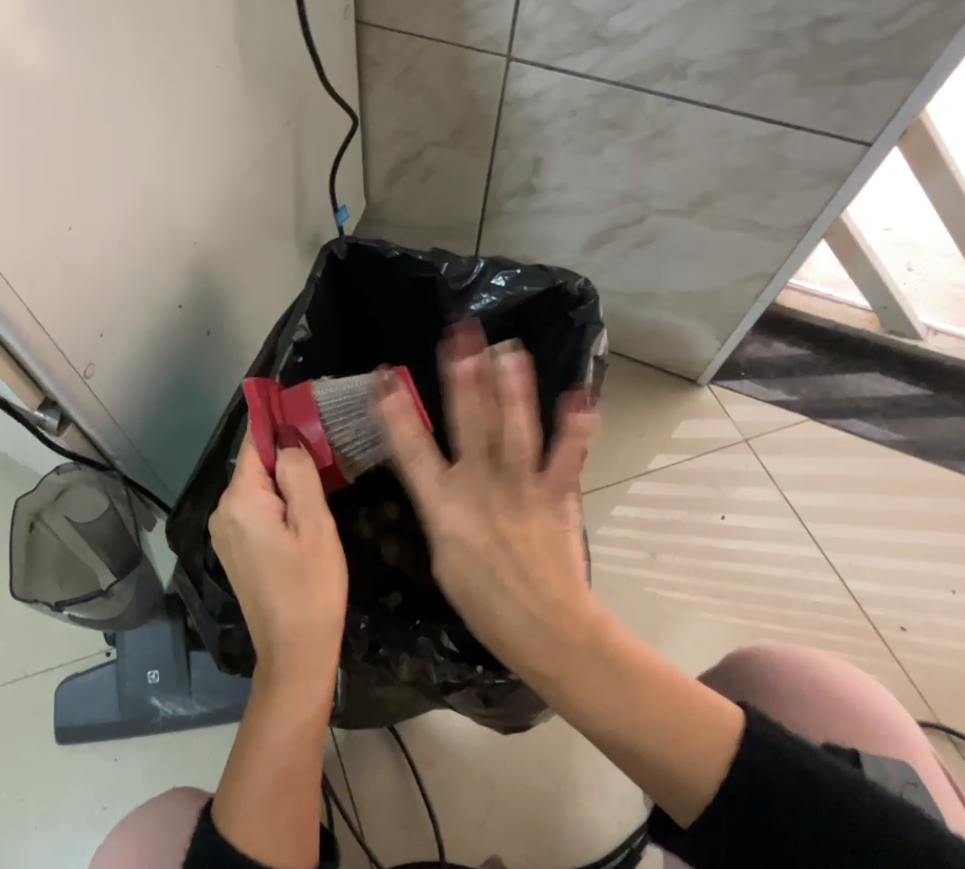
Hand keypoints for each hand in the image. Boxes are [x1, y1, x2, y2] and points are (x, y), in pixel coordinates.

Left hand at [209, 436, 348, 691]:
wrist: (294, 653)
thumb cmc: (311, 588)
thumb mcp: (315, 525)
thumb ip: (299, 474)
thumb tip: (287, 440)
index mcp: (240, 500)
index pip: (254, 443)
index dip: (278, 424)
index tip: (305, 410)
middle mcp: (222, 511)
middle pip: (255, 466)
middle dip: (286, 457)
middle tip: (326, 457)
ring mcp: (224, 533)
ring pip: (257, 490)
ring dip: (284, 484)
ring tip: (321, 487)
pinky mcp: (234, 551)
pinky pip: (254, 511)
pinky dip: (277, 506)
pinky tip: (303, 518)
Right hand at [376, 320, 599, 677]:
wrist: (543, 628)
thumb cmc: (484, 603)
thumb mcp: (443, 558)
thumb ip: (443, 513)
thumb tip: (443, 485)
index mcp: (444, 506)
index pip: (411, 451)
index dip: (395, 413)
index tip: (385, 377)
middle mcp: (480, 487)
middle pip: (470, 425)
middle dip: (463, 378)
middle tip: (461, 336)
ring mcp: (522, 489)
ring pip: (515, 430)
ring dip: (512, 388)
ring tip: (509, 350)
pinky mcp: (557, 496)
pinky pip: (566, 458)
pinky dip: (575, 428)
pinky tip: (580, 396)